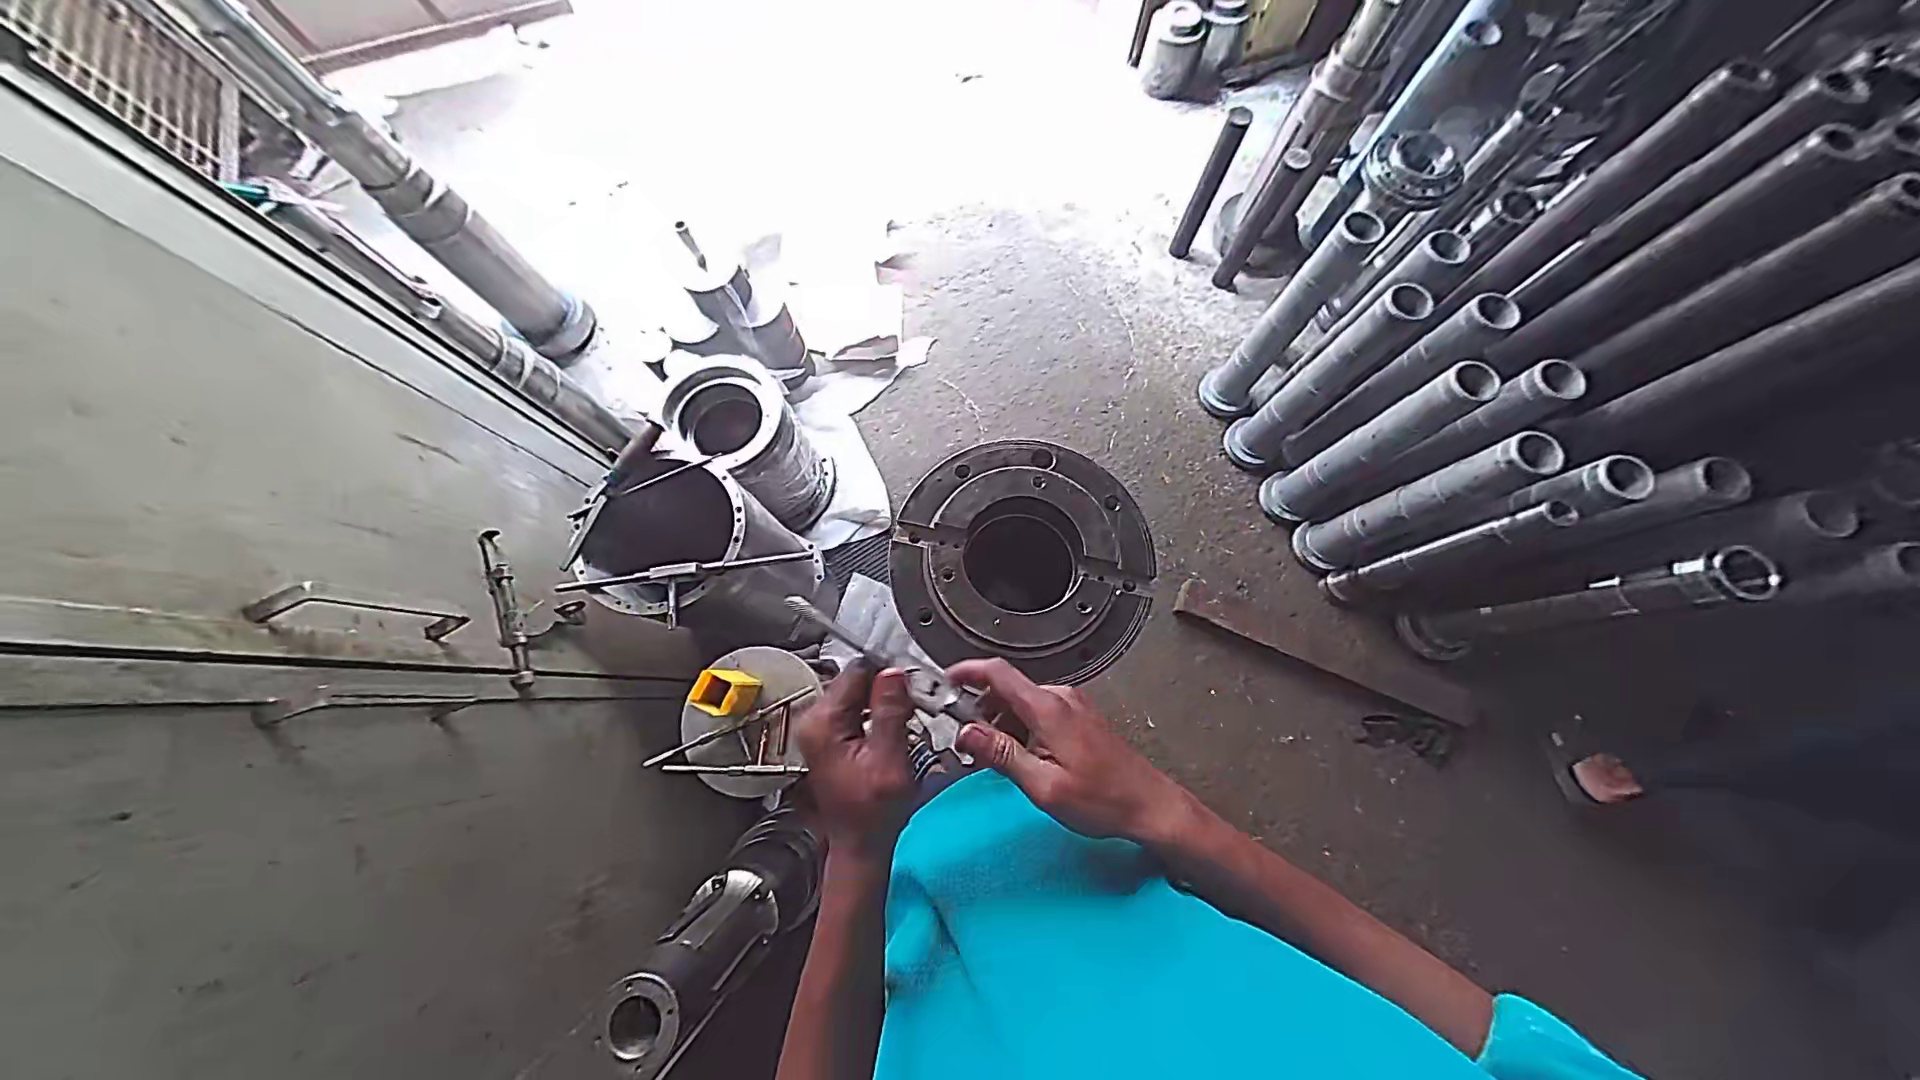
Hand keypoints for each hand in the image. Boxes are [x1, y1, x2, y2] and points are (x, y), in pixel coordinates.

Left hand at [795, 663, 914, 856]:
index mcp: (822, 723)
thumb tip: (894, 673)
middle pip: (857, 680)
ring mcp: (821, 729)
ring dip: (886, 701)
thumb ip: (891, 712)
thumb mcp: (888, 759)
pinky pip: (858, 709)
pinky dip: (879, 713)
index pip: (857, 672)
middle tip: (911, 705)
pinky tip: (893, 728)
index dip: (887, 673)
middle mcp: (814, 722)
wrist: (861, 844)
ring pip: (860, 694)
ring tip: (904, 719)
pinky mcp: (831, 736)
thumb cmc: (872, 814)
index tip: (911, 682)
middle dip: (887, 688)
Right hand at [949, 659, 1202, 845]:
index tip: (945, 681)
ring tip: (994, 755)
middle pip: (1005, 688)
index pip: (997, 672)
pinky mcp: (1076, 716)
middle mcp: (1060, 698)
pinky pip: (1036, 710)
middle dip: (979, 709)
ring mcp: (1070, 705)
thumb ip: (1001, 754)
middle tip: (966, 739)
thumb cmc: (1104, 799)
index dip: (966, 672)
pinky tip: (1019, 754)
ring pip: (1020, 701)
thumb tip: (967, 733)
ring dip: (999, 721)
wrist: (1149, 804)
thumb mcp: (1043, 785)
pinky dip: (1019, 726)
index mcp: (1048, 708)